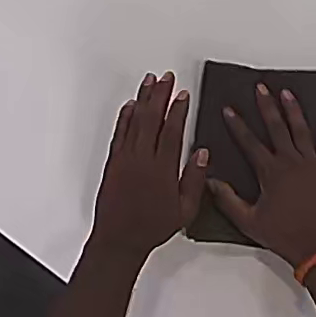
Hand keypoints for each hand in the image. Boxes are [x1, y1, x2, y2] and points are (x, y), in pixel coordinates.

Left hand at [85, 71, 208, 271]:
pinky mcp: (113, 162)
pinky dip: (125, 117)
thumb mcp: (184, 210)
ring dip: (143, 99)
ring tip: (149, 82)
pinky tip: (130, 106)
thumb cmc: (151, 227)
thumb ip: (194, 179)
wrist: (119, 238)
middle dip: (160, 95)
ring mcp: (125, 159)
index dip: (178, 109)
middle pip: (152, 118)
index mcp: (162, 169)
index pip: (172, 130)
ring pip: (135, 121)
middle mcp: (142, 159)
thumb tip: (201, 154)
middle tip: (166, 78)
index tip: (183, 94)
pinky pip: (119, 133)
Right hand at [208, 84, 315, 268]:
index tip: (230, 110)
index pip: (249, 142)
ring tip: (286, 94)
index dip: (238, 124)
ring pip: (301, 130)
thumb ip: (228, 200)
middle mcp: (291, 163)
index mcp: (271, 172)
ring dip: (293, 110)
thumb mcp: (249, 221)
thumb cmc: (285, 235)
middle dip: (266, 106)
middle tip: (260, 89)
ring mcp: (311, 165)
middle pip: (276, 127)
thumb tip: (212, 183)